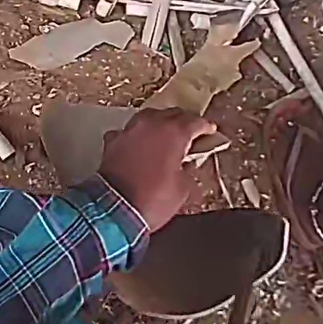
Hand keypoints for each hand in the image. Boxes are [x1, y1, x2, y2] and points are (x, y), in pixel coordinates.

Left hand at [99, 108, 214, 230]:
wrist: (116, 210)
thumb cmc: (153, 200)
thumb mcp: (183, 187)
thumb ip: (189, 168)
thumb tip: (188, 164)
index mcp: (174, 133)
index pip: (195, 121)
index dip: (205, 127)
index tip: (210, 131)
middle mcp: (151, 125)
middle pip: (172, 114)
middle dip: (183, 121)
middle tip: (190, 132)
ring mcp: (129, 131)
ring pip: (148, 117)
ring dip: (159, 123)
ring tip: (165, 134)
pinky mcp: (112, 142)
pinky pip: (128, 131)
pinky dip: (136, 136)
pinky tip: (139, 143)